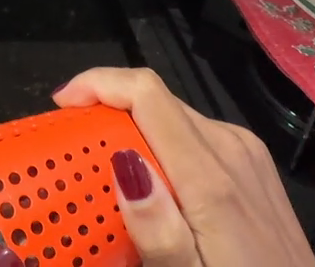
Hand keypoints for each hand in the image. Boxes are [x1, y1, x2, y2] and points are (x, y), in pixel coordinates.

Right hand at [53, 68, 314, 266]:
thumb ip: (158, 231)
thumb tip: (122, 163)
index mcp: (212, 173)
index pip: (146, 91)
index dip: (97, 83)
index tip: (62, 106)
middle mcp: (230, 145)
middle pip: (154, 99)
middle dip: (106, 110)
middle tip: (73, 147)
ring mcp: (246, 152)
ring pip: (172, 114)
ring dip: (131, 126)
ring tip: (103, 167)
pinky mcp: (253, 163)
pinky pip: (192, 133)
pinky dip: (159, 142)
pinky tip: (151, 181)